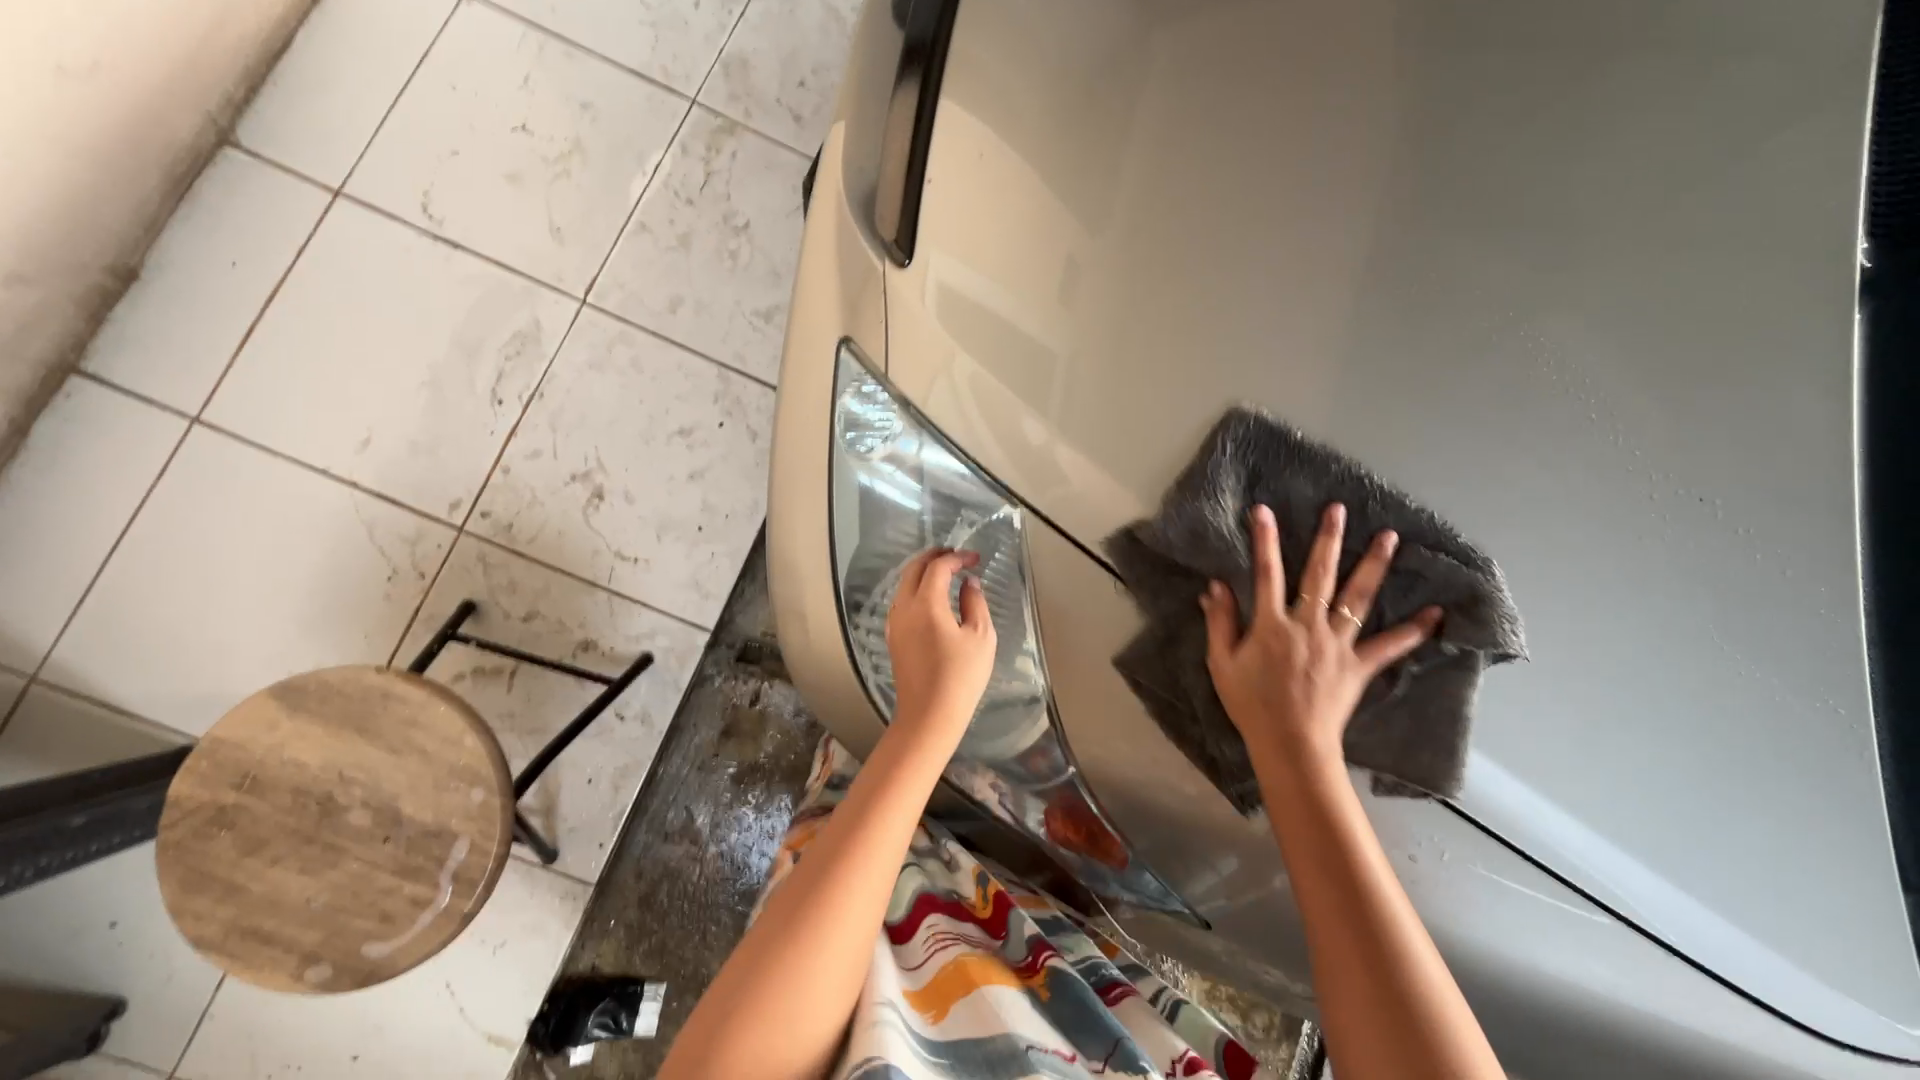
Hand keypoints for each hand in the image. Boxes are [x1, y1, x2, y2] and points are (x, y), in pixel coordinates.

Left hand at [886, 548, 997, 738]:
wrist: (929, 715)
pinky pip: (902, 601)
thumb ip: (975, 603)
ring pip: (904, 585)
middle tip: (955, 555)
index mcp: (926, 603)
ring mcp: (894, 623)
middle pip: (913, 569)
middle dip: (934, 557)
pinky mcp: (893, 637)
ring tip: (945, 572)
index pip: (938, 567)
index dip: (957, 557)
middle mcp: (903, 608)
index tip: (975, 559)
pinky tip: (932, 598)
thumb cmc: (960, 677)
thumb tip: (968, 584)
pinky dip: (916, 589)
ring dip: (922, 572)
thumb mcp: (980, 637)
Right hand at [1200, 503, 1440, 770]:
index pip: (1266, 573)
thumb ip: (1220, 622)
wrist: (1290, 743)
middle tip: (1338, 510)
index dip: (1264, 540)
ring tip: (1389, 537)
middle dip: (1328, 540)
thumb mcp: (1222, 663)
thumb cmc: (1250, 704)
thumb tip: (1215, 586)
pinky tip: (1436, 612)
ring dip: (1373, 565)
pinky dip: (1413, 630)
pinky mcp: (1359, 666)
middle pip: (1319, 575)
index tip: (1263, 511)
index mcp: (1271, 624)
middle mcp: (1307, 625)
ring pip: (1357, 598)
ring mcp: (1337, 644)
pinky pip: (1389, 645)